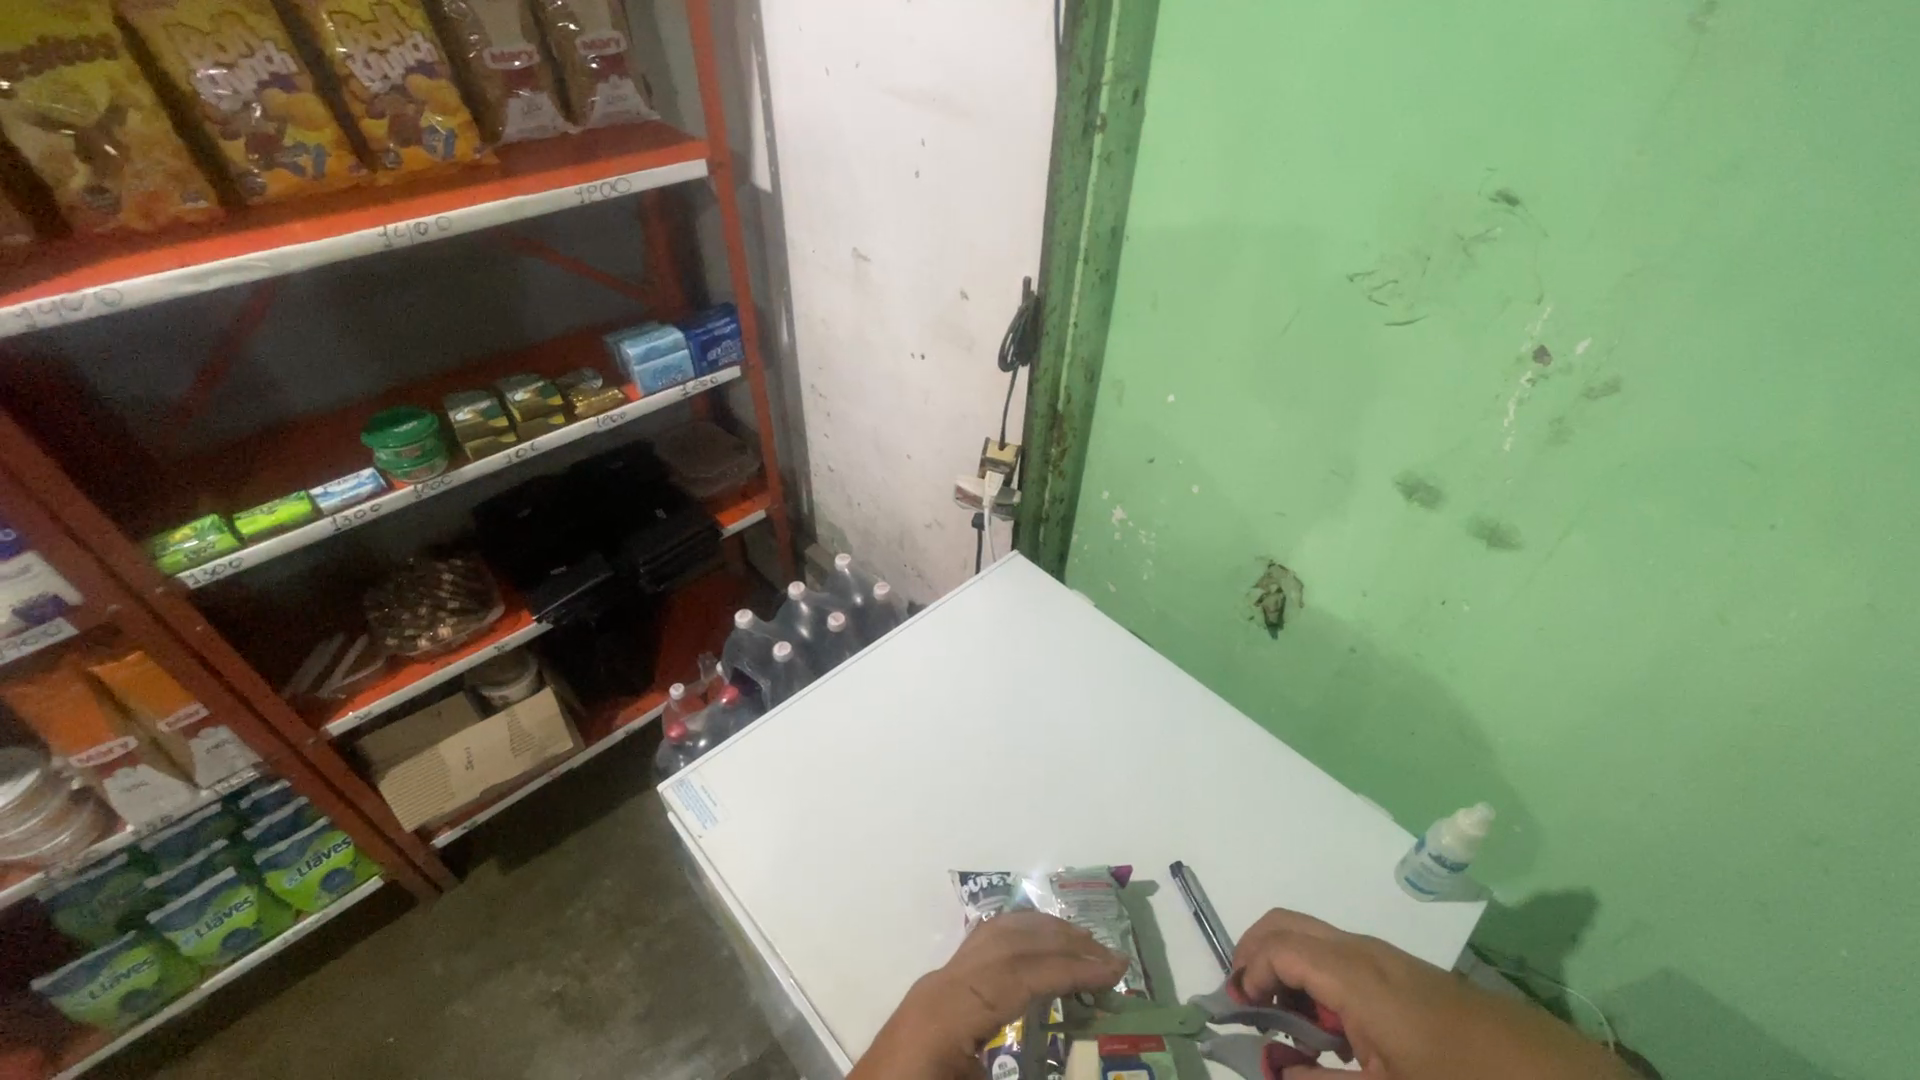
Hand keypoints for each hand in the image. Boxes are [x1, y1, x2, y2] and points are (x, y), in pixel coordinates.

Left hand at [850, 911, 1128, 1079]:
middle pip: (1009, 942)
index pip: (1021, 973)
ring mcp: (935, 982)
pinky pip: (981, 948)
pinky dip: (1019, 940)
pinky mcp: (934, 992)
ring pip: (994, 935)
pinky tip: (1039, 953)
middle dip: (1063, 942)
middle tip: (1111, 957)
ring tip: (1084, 945)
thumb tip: (1078, 1062)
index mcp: (949, 1011)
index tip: (1116, 972)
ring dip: (1041, 933)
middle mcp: (941, 983)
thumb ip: (1027, 1073)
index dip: (1072, 969)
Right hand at [1234, 909, 1633, 1079]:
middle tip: (1242, 1000)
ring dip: (1282, 964)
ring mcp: (1385, 957)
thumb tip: (1274, 1071)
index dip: (1248, 974)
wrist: (1551, 1078)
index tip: (1239, 1015)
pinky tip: (1326, 1026)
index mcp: (1353, 974)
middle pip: (1286, 924)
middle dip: (1253, 953)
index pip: (1277, 948)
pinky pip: (1337, 954)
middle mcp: (1363, 951)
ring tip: (1279, 1017)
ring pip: (1311, 937)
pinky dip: (1311, 973)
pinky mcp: (1403, 971)